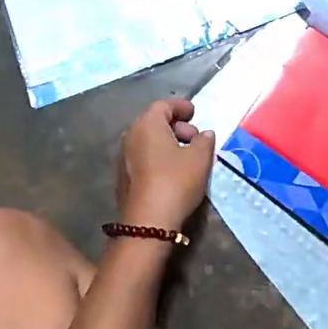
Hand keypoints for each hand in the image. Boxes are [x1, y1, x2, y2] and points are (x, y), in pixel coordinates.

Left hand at [115, 98, 216, 231]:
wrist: (148, 222)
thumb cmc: (176, 181)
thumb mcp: (200, 158)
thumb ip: (204, 141)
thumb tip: (204, 134)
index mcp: (147, 124)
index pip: (164, 106)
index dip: (181, 107)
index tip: (194, 112)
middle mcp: (130, 136)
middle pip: (154, 122)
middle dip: (176, 126)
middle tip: (194, 137)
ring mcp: (123, 157)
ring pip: (148, 141)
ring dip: (167, 142)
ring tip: (186, 156)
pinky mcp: (123, 177)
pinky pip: (143, 157)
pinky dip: (158, 156)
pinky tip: (172, 171)